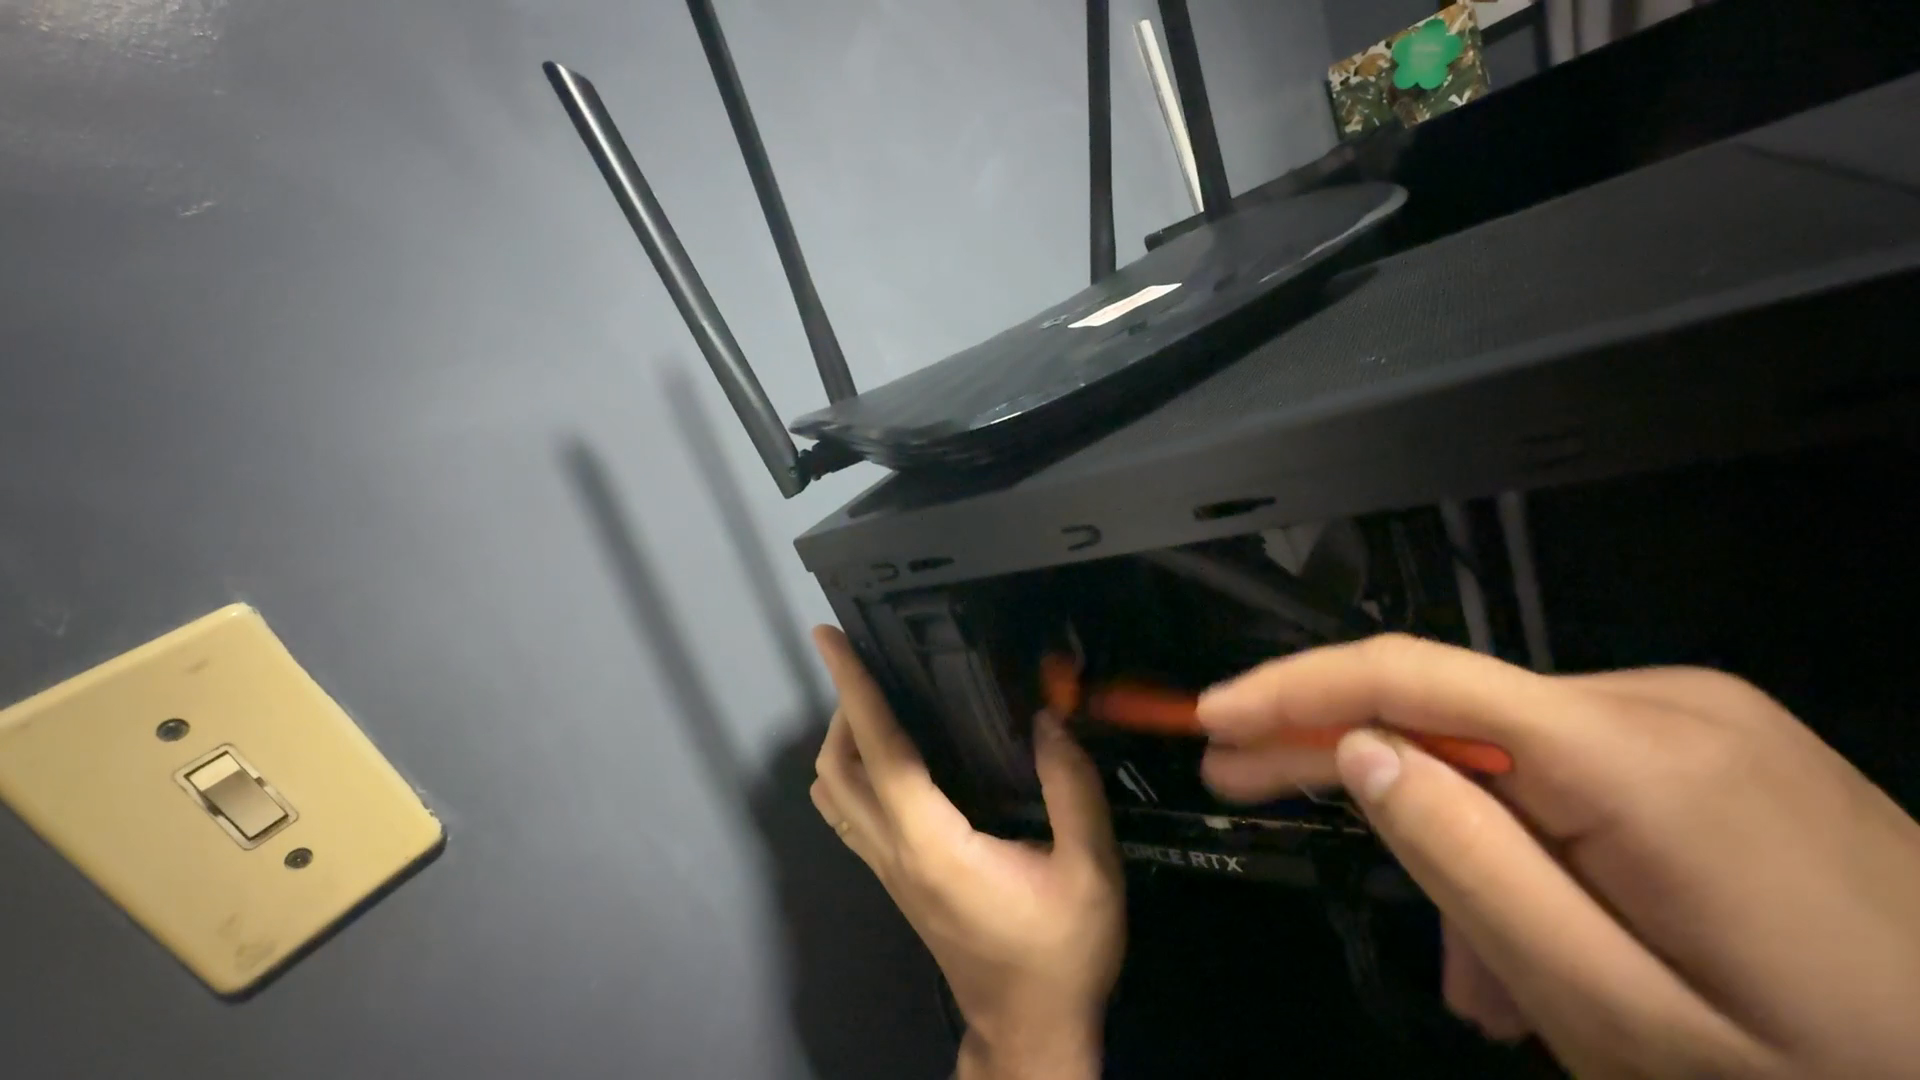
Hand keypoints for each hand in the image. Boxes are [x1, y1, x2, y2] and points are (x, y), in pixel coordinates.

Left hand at [809, 626, 1123, 1079]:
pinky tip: (889, 759)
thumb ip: (1072, 788)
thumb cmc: (1059, 954)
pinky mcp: (894, 880)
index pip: (879, 751)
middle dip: (842, 708)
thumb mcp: (1090, 870)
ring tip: (878, 705)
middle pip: (836, 768)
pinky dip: (852, 773)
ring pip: (832, 795)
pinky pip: (849, 815)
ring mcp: (887, 870)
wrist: (1030, 1026)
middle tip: (871, 666)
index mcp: (933, 844)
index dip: (853, 689)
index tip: (829, 641)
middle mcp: (895, 852)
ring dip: (841, 742)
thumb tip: (1048, 720)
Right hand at [1198, 633, 1919, 1078]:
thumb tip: (1360, 751)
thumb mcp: (1612, 1010)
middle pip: (1447, 710)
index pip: (1411, 678)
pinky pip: (1569, 776)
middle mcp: (1666, 706)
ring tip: (1471, 971)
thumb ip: (1468, 865)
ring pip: (1506, 756)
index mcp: (1639, 755)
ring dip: (1452, 835)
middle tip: (1242, 781)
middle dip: (1337, 750)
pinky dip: (1520, 840)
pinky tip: (1538, 933)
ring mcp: (1702, 726)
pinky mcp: (1720, 757)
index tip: (1212, 716)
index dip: (1292, 689)